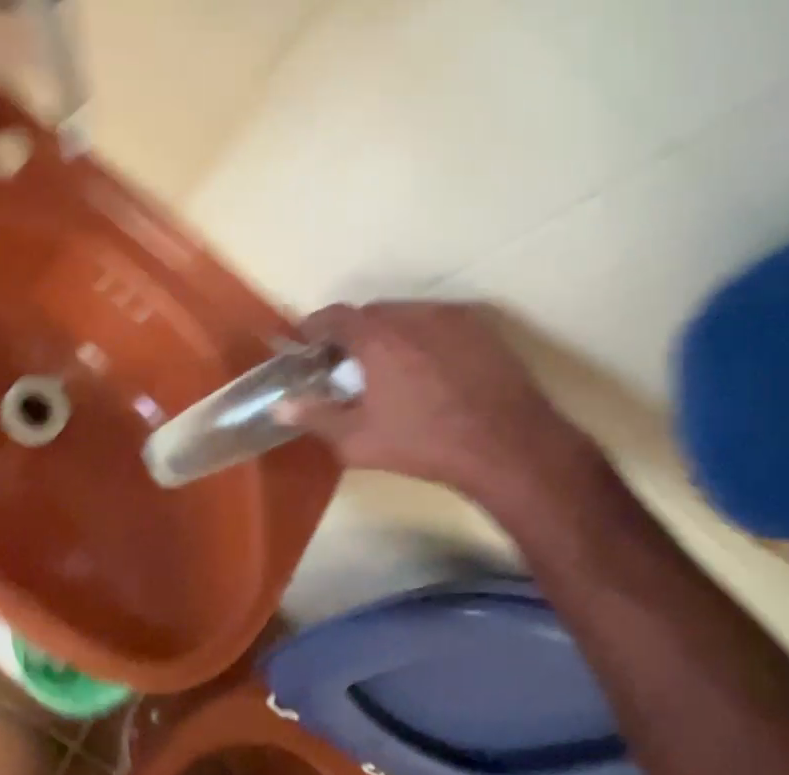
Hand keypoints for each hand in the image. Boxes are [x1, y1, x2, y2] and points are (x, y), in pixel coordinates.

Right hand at [288, 302, 593, 497]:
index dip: (315, 328)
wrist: (506, 447)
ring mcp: (454, 319)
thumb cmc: (422, 444)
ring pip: (409, 316)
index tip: (305, 345)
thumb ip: (316, 417)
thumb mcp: (357, 440)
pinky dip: (424, 340)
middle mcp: (415, 316)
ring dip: (390, 335)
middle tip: (347, 365)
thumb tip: (281, 407)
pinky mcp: (484, 330)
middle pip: (373, 313)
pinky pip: (441, 325)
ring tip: (389, 369)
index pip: (335, 316)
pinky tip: (428, 373)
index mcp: (378, 338)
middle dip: (354, 334)